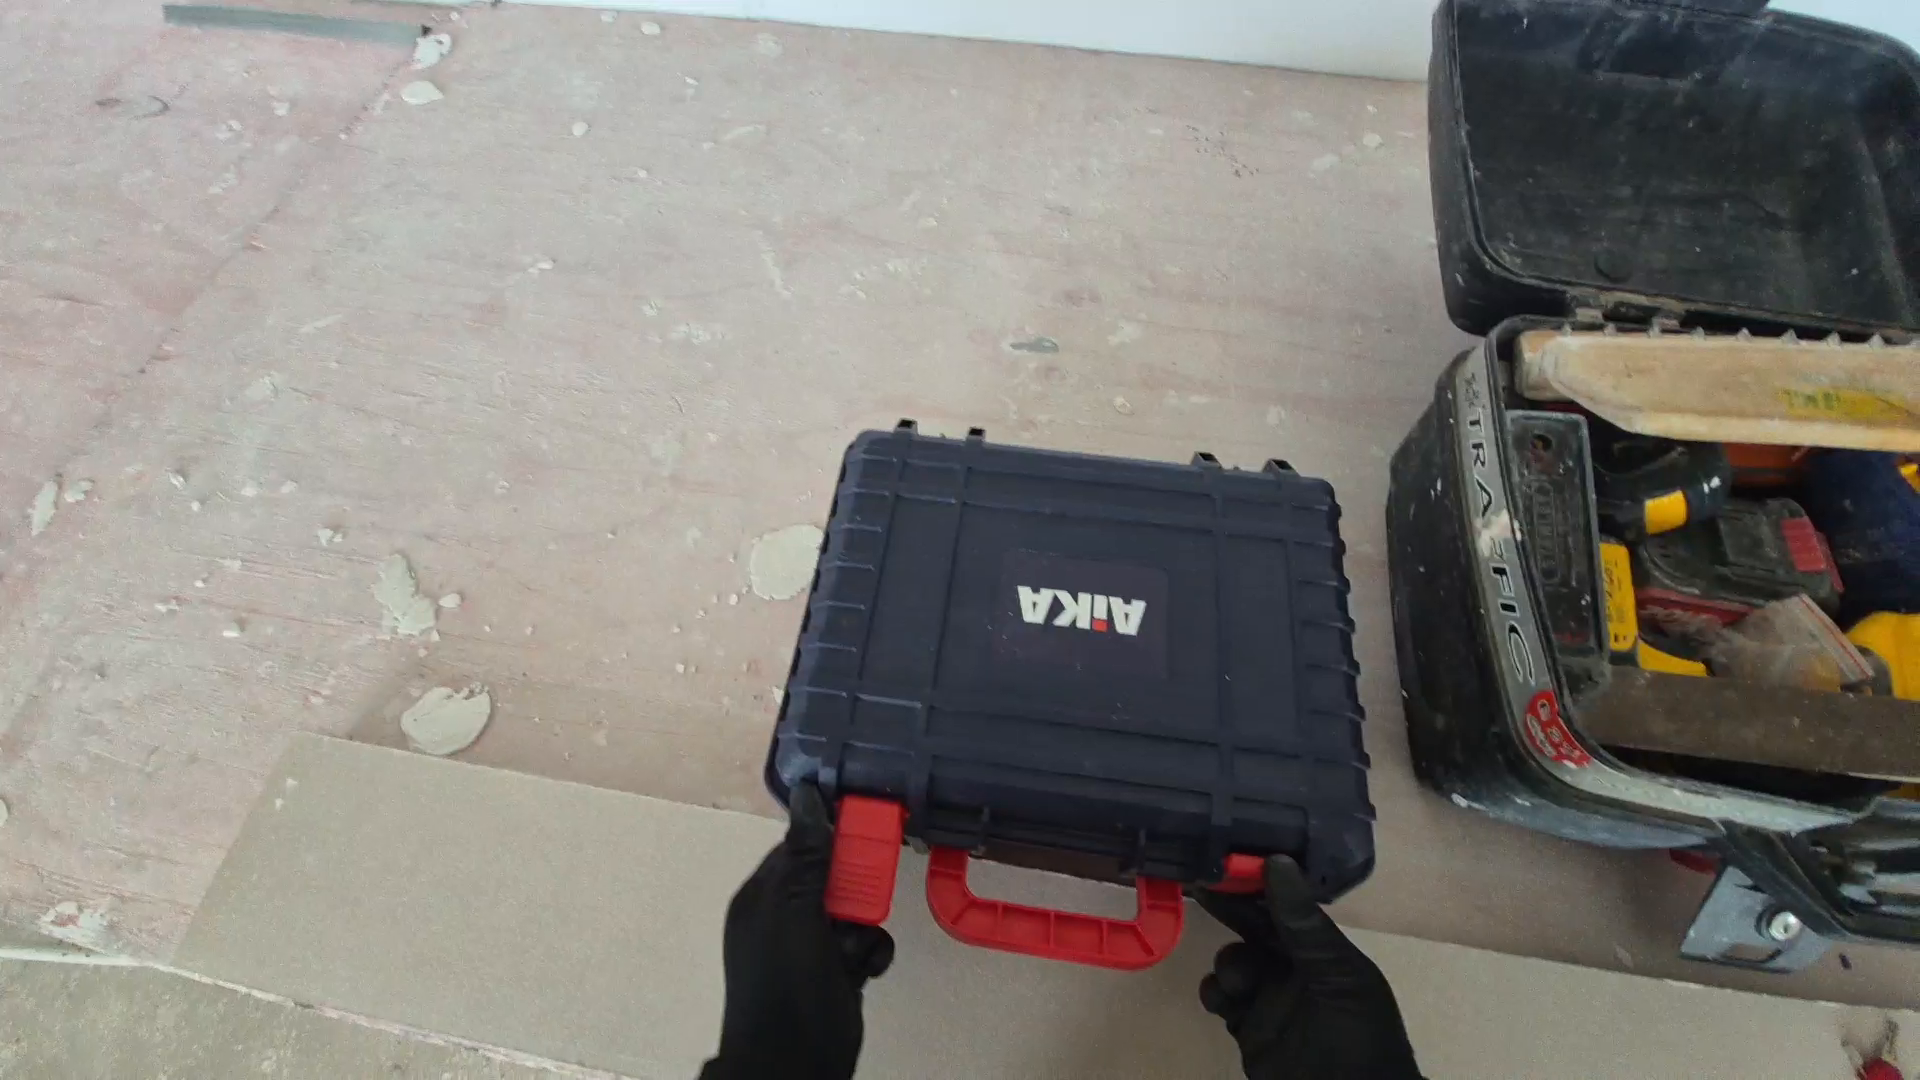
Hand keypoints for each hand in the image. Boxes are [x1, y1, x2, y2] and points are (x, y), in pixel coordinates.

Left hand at [700, 782, 895, 1079]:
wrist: (795, 1067)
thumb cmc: (787, 982)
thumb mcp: (796, 909)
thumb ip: (806, 853)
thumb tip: (806, 790)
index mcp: (763, 896)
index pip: (799, 845)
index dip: (830, 836)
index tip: (862, 829)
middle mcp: (784, 915)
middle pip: (832, 873)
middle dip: (855, 885)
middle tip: (864, 896)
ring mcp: (810, 945)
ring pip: (853, 906)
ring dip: (865, 923)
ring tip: (858, 947)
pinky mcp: (835, 970)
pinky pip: (863, 940)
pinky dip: (871, 950)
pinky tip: (867, 969)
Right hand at [1196, 856, 1421, 1079]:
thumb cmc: (1356, 1041)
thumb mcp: (1335, 976)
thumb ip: (1303, 922)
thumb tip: (1277, 860)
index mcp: (1322, 953)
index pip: (1284, 906)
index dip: (1255, 884)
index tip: (1225, 862)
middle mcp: (1295, 971)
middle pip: (1252, 929)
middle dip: (1228, 912)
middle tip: (1199, 889)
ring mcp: (1270, 1001)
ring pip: (1233, 962)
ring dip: (1227, 964)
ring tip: (1236, 986)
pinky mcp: (1250, 1030)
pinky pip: (1222, 999)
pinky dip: (1216, 994)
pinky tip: (1223, 1003)